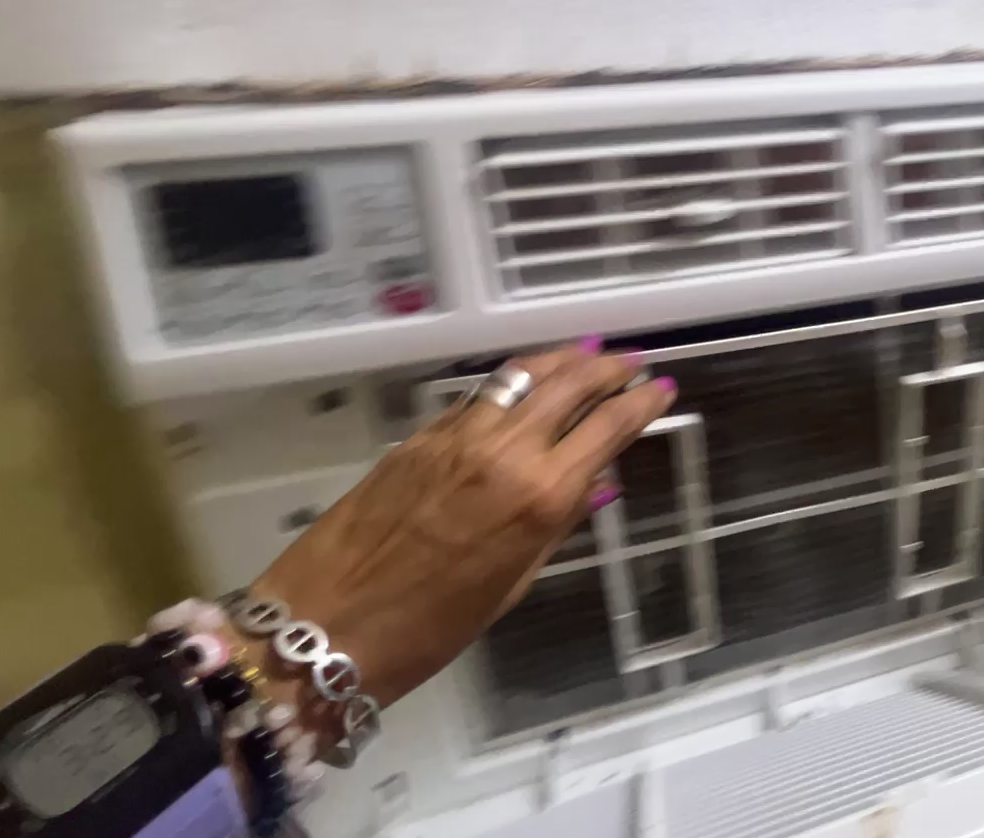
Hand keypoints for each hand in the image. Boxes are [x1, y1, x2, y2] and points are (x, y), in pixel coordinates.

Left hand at [246, 341, 675, 721]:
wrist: (321, 629)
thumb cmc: (434, 627)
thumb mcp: (514, 581)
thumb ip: (558, 522)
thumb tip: (595, 483)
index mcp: (540, 496)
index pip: (609, 428)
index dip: (642, 403)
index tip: (662, 388)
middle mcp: (508, 451)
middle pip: (572, 384)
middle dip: (610, 366)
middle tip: (632, 361)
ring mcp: (460, 435)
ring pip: (525, 373)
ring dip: (564, 358)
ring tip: (588, 353)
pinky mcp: (422, 434)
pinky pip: (483, 393)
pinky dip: (518, 379)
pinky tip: (529, 383)